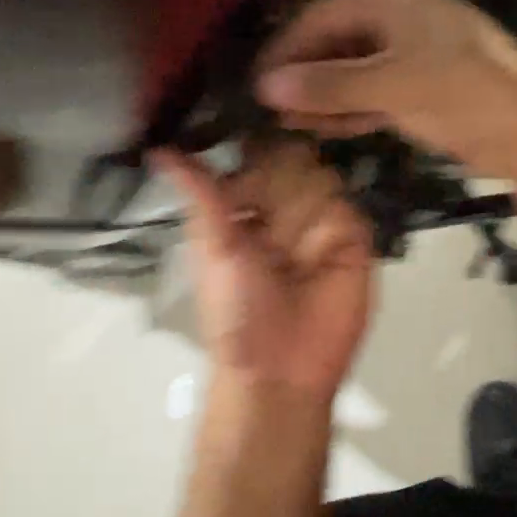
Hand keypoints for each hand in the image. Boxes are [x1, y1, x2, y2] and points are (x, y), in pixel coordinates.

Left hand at [153, 141, 373, 397]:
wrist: (280, 368)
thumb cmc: (235, 310)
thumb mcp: (213, 247)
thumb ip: (201, 191)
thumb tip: (159, 148)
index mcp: (251, 204)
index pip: (261, 152)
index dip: (257, 150)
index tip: (248, 151)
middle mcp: (291, 206)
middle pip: (296, 157)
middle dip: (278, 187)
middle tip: (265, 232)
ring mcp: (326, 220)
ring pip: (323, 179)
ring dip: (299, 217)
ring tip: (289, 258)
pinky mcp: (357, 239)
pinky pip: (348, 209)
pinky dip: (328, 231)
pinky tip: (316, 258)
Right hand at [254, 0, 516, 177]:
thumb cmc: (462, 94)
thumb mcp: (392, 86)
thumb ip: (329, 84)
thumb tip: (265, 84)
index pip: (323, 14)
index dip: (287, 49)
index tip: (255, 83)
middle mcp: (406, 14)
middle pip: (339, 39)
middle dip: (307, 74)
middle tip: (270, 110)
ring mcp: (420, 50)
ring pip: (359, 68)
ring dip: (328, 95)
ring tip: (292, 125)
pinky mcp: (430, 84)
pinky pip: (380, 89)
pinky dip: (355, 106)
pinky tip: (328, 127)